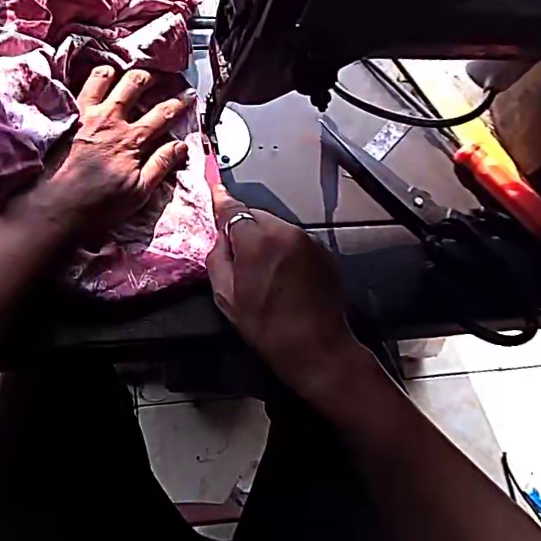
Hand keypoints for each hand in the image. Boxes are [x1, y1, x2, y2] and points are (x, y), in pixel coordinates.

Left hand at [9, 66, 191, 235]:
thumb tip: (180, 146)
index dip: (178, 102)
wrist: (56, 206)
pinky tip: (88, 82)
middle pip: (133, 85)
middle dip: (148, 76)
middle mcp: (109, 120)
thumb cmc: (97, 204)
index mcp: (131, 139)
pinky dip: (85, 81)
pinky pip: (75, 89)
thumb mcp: (139, 192)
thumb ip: (161, 165)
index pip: (162, 113)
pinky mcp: (65, 119)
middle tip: (154, 75)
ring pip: (102, 78)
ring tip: (120, 72)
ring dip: (115, 72)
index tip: (187, 95)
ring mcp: (85, 116)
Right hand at [205, 181, 365, 390]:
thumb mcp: (226, 297)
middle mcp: (286, 233)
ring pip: (276, 228)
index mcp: (257, 241)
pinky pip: (295, 241)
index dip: (221, 202)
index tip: (216, 193)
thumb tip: (220, 241)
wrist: (316, 348)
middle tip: (238, 259)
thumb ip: (217, 259)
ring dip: (265, 241)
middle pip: (255, 216)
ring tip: (263, 274)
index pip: (233, 209)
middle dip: (243, 230)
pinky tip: (282, 277)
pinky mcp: (324, 252)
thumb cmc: (270, 328)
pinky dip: (284, 250)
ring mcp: (309, 241)